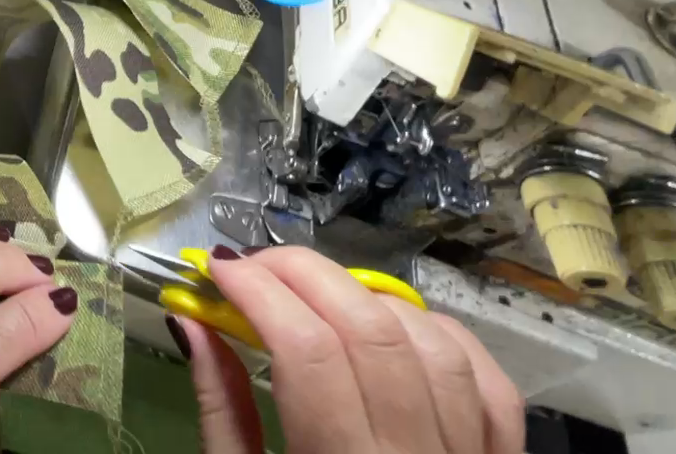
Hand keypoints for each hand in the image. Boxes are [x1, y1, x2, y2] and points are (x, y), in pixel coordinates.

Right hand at [171, 246, 524, 453]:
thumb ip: (220, 408)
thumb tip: (191, 320)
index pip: (306, 350)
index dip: (256, 290)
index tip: (215, 268)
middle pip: (368, 328)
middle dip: (300, 273)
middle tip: (252, 267)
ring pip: (429, 341)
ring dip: (359, 295)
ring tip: (309, 293)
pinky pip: (484, 378)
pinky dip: (432, 330)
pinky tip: (385, 324)